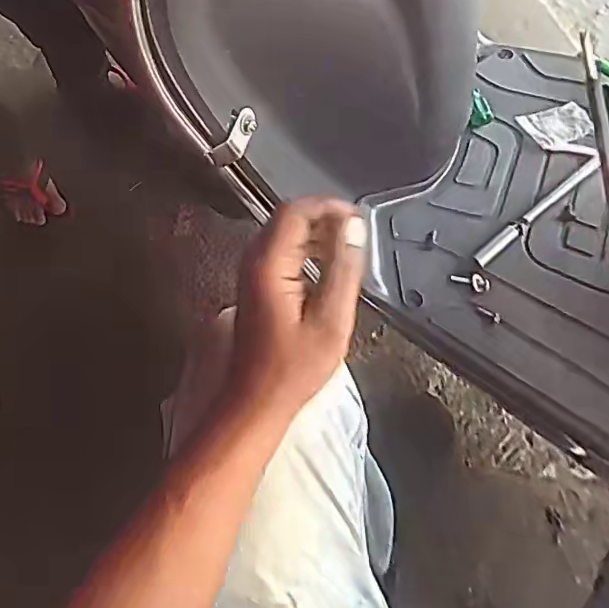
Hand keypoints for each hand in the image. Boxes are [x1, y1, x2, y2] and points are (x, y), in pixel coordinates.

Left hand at [228, 198, 370, 417]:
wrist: (255, 401)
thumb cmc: (292, 369)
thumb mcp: (331, 319)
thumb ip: (343, 267)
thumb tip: (354, 227)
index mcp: (269, 264)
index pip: (296, 211)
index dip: (329, 206)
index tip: (357, 218)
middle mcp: (254, 261)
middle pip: (289, 217)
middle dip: (325, 218)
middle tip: (357, 234)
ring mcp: (251, 272)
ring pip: (285, 232)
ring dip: (317, 233)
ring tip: (349, 249)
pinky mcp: (255, 284)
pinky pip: (282, 251)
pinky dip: (307, 249)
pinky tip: (328, 268)